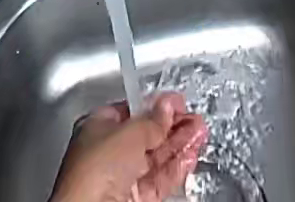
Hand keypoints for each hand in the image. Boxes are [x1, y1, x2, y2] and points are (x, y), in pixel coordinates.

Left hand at [50, 92, 207, 201]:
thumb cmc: (95, 171)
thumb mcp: (130, 133)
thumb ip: (152, 119)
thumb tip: (167, 106)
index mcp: (97, 129)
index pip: (131, 110)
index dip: (155, 105)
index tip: (176, 102)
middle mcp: (107, 154)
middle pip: (146, 135)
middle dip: (173, 126)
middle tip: (194, 118)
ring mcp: (120, 180)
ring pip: (155, 159)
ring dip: (179, 145)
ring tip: (199, 134)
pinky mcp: (133, 201)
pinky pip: (158, 182)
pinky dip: (175, 169)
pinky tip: (190, 157)